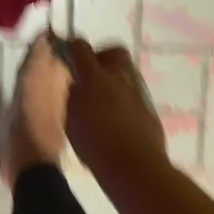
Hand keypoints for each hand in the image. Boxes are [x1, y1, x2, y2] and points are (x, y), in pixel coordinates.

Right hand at [61, 39, 167, 171]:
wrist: (135, 167)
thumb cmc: (94, 144)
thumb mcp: (70, 118)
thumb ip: (72, 95)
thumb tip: (74, 83)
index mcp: (95, 78)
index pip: (81, 48)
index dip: (71, 46)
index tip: (64, 51)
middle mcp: (119, 78)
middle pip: (114, 52)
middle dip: (101, 57)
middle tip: (89, 73)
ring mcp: (138, 93)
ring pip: (127, 72)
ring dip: (114, 77)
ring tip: (102, 96)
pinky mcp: (149, 108)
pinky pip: (134, 93)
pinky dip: (124, 97)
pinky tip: (116, 115)